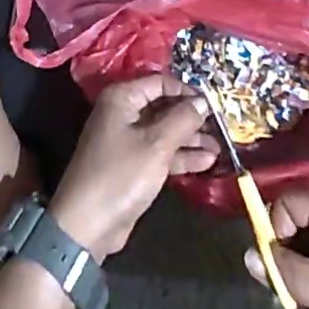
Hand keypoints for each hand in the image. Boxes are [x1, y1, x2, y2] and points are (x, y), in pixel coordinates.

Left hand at [46, 75, 218, 257]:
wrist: (87, 225)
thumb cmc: (121, 175)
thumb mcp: (156, 144)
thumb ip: (183, 119)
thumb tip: (204, 101)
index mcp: (122, 98)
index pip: (161, 83)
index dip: (187, 91)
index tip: (214, 103)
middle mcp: (122, 113)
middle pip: (163, 106)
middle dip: (192, 117)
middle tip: (221, 125)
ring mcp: (127, 139)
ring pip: (164, 131)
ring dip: (190, 138)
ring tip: (219, 146)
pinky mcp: (132, 164)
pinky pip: (160, 152)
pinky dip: (180, 155)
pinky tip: (206, 161)